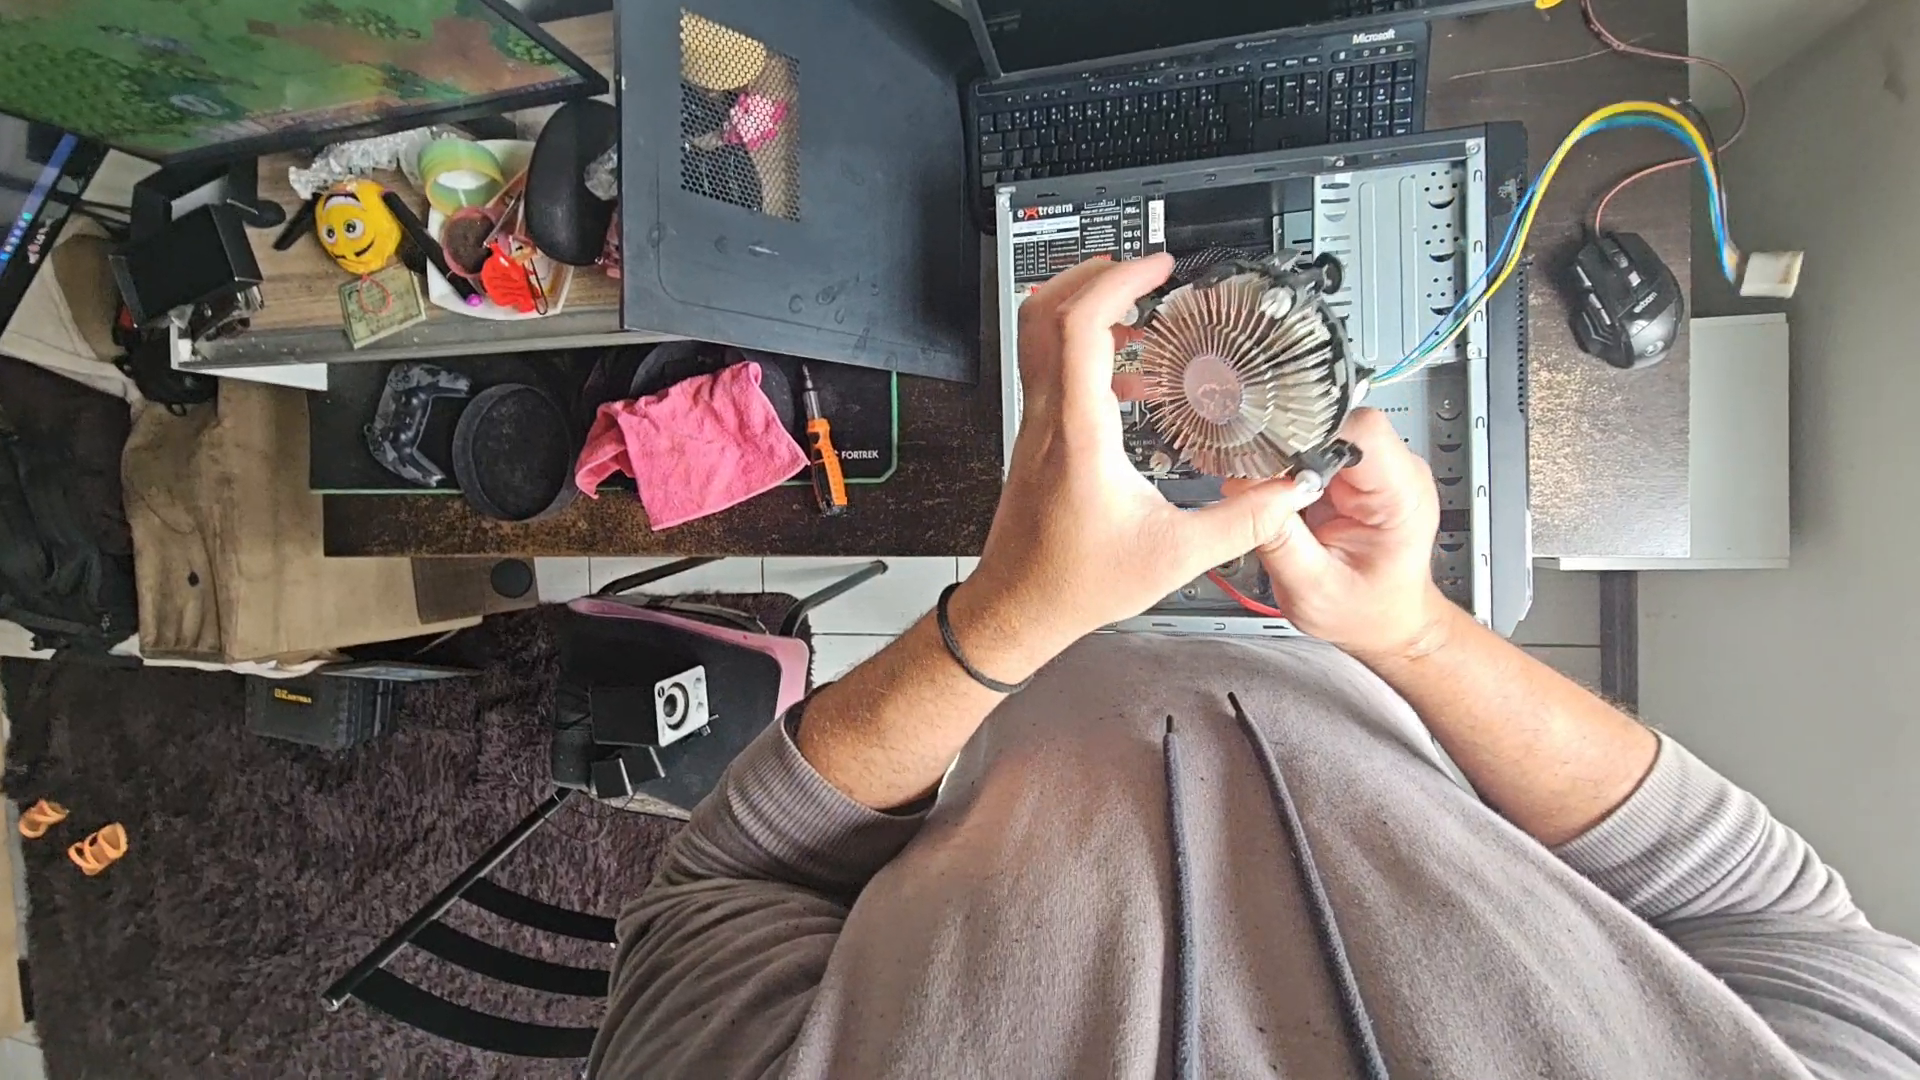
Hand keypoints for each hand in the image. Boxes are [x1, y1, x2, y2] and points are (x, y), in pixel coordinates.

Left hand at [952, 255, 1322, 679]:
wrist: (1017, 607)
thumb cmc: (1071, 585)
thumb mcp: (1173, 556)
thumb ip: (1241, 522)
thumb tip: (1287, 492)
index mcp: (1079, 436)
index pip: (1080, 328)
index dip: (1117, 282)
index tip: (1154, 266)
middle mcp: (1047, 422)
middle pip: (1043, 315)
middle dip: (1089, 277)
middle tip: (1138, 273)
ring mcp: (1034, 430)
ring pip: (1037, 342)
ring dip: (1082, 313)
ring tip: (1138, 317)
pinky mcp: (1035, 443)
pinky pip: (1049, 376)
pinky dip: (1083, 357)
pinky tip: (1126, 384)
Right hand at [1241, 407, 1456, 663]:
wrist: (1383, 623)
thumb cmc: (1365, 612)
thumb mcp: (1312, 588)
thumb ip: (1277, 537)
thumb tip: (1242, 487)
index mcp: (1400, 494)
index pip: (1358, 428)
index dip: (1308, 434)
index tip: (1270, 459)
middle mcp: (1390, 472)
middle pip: (1330, 425)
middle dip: (1284, 449)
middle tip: (1254, 486)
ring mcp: (1367, 471)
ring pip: (1311, 435)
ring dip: (1279, 462)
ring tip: (1264, 499)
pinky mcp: (1344, 476)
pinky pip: (1304, 453)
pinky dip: (1280, 472)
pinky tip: (1272, 500)